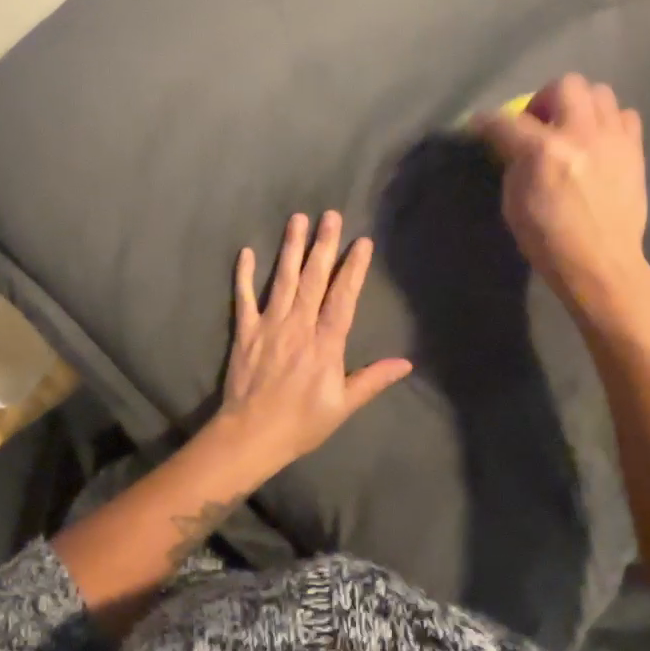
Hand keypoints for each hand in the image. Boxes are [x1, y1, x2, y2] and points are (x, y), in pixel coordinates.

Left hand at [207, 211, 413, 471]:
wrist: (251, 435)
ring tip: (297, 219)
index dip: (353, 269)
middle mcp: (298, 327)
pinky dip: (244, 275)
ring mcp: (269, 326)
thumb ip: (371, 380)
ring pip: (282, 280)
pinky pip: (244, 298)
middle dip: (323, 246)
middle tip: (329, 215)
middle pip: (313, 280)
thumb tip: (405, 363)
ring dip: (290, 248)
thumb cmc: (301, 423)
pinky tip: (247, 251)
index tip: (361, 242)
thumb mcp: (343, 406)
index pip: (342, 298)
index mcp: (325, 344)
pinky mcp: (245, 331)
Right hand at [473, 74, 649, 308]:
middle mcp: (580, 134)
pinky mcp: (634, 150)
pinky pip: (624, 115)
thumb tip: (513, 146)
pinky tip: (597, 142)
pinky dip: (608, 121)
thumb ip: (514, 164)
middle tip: (537, 124)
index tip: (479, 125)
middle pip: (564, 84)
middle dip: (543, 99)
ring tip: (570, 129)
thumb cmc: (547, 239)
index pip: (505, 120)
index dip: (486, 121)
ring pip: (599, 92)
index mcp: (543, 150)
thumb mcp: (513, 202)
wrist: (601, 263)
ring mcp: (612, 139)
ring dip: (578, 105)